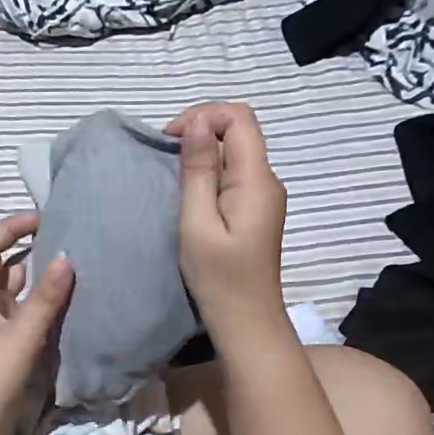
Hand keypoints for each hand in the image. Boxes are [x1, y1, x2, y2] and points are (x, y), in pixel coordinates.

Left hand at [0, 213, 73, 422]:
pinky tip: (47, 305)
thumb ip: (46, 299)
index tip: (39, 220)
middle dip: (23, 252)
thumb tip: (66, 257)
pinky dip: (28, 302)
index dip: (9, 227)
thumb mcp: (23, 336)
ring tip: (55, 268)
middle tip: (58, 246)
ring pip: (5, 290)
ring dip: (26, 277)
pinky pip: (12, 312)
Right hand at [167, 102, 287, 341]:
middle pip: (240, 130)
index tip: (170, 139)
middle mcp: (267, 180)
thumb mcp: (197, 223)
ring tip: (174, 174)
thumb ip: (199, 171)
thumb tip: (196, 124)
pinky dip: (210, 171)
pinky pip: (234, 174)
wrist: (246, 319)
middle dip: (201, 130)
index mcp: (256, 179)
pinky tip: (190, 193)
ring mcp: (264, 196)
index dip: (204, 115)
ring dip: (204, 152)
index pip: (239, 118)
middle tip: (167, 154)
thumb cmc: (218, 276)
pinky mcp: (255, 210)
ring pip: (236, 151)